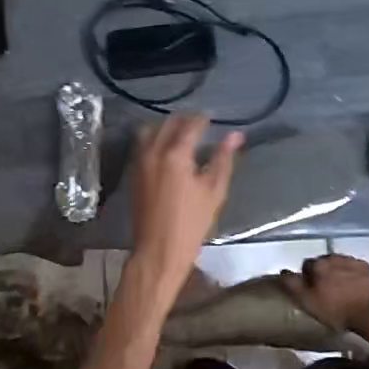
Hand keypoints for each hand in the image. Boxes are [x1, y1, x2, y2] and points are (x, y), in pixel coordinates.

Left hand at [129, 113, 242, 278]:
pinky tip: (166, 149)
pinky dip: (154, 139)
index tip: (212, 119)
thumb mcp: (214, 191)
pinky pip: (141, 145)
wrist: (159, 249)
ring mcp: (139, 161)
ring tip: (181, 135)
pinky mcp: (133, 172)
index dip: (203, 120)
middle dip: (185, 120)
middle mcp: (154, 152)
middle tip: (199, 125)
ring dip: (166, 127)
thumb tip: (235, 135)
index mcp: (176, 155)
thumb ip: (223, 159)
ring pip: (150, 131)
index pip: (191, 125)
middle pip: (168, 123)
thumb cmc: (192, 223)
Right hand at [281, 254, 368, 332]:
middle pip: (324, 262)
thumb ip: (293, 284)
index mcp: (318, 265)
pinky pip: (354, 267)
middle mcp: (334, 257)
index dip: (308, 277)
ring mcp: (352, 260)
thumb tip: (283, 270)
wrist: (368, 313)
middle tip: (326, 290)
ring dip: (337, 271)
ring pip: (339, 263)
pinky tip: (354, 286)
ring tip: (341, 288)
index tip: (311, 290)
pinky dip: (352, 273)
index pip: (306, 265)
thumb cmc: (335, 310)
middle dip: (323, 272)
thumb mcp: (307, 302)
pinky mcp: (366, 267)